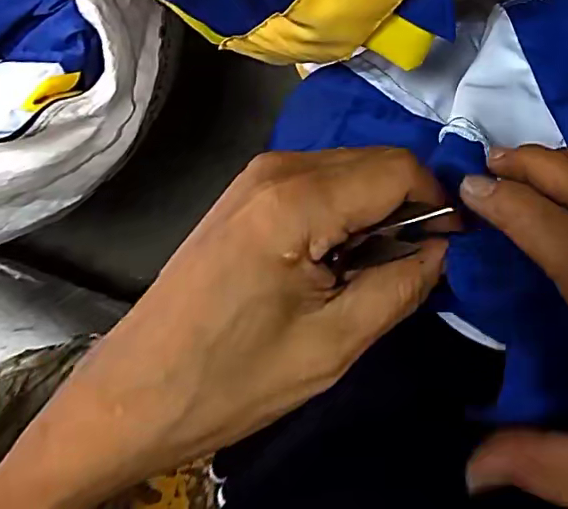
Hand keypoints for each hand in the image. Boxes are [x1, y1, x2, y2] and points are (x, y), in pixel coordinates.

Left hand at [0, 148, 450, 508]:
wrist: (119, 406)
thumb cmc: (227, 381)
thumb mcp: (333, 345)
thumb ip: (405, 285)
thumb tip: (445, 246)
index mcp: (297, 201)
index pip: (403, 170)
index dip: (438, 203)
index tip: (448, 245)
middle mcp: (280, 167)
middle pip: (383, 161)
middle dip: (410, 204)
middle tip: (408, 261)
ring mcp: (261, 173)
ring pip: (359, 165)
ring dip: (382, 205)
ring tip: (369, 262)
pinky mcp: (252, 188)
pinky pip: (330, 176)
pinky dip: (352, 205)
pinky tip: (336, 252)